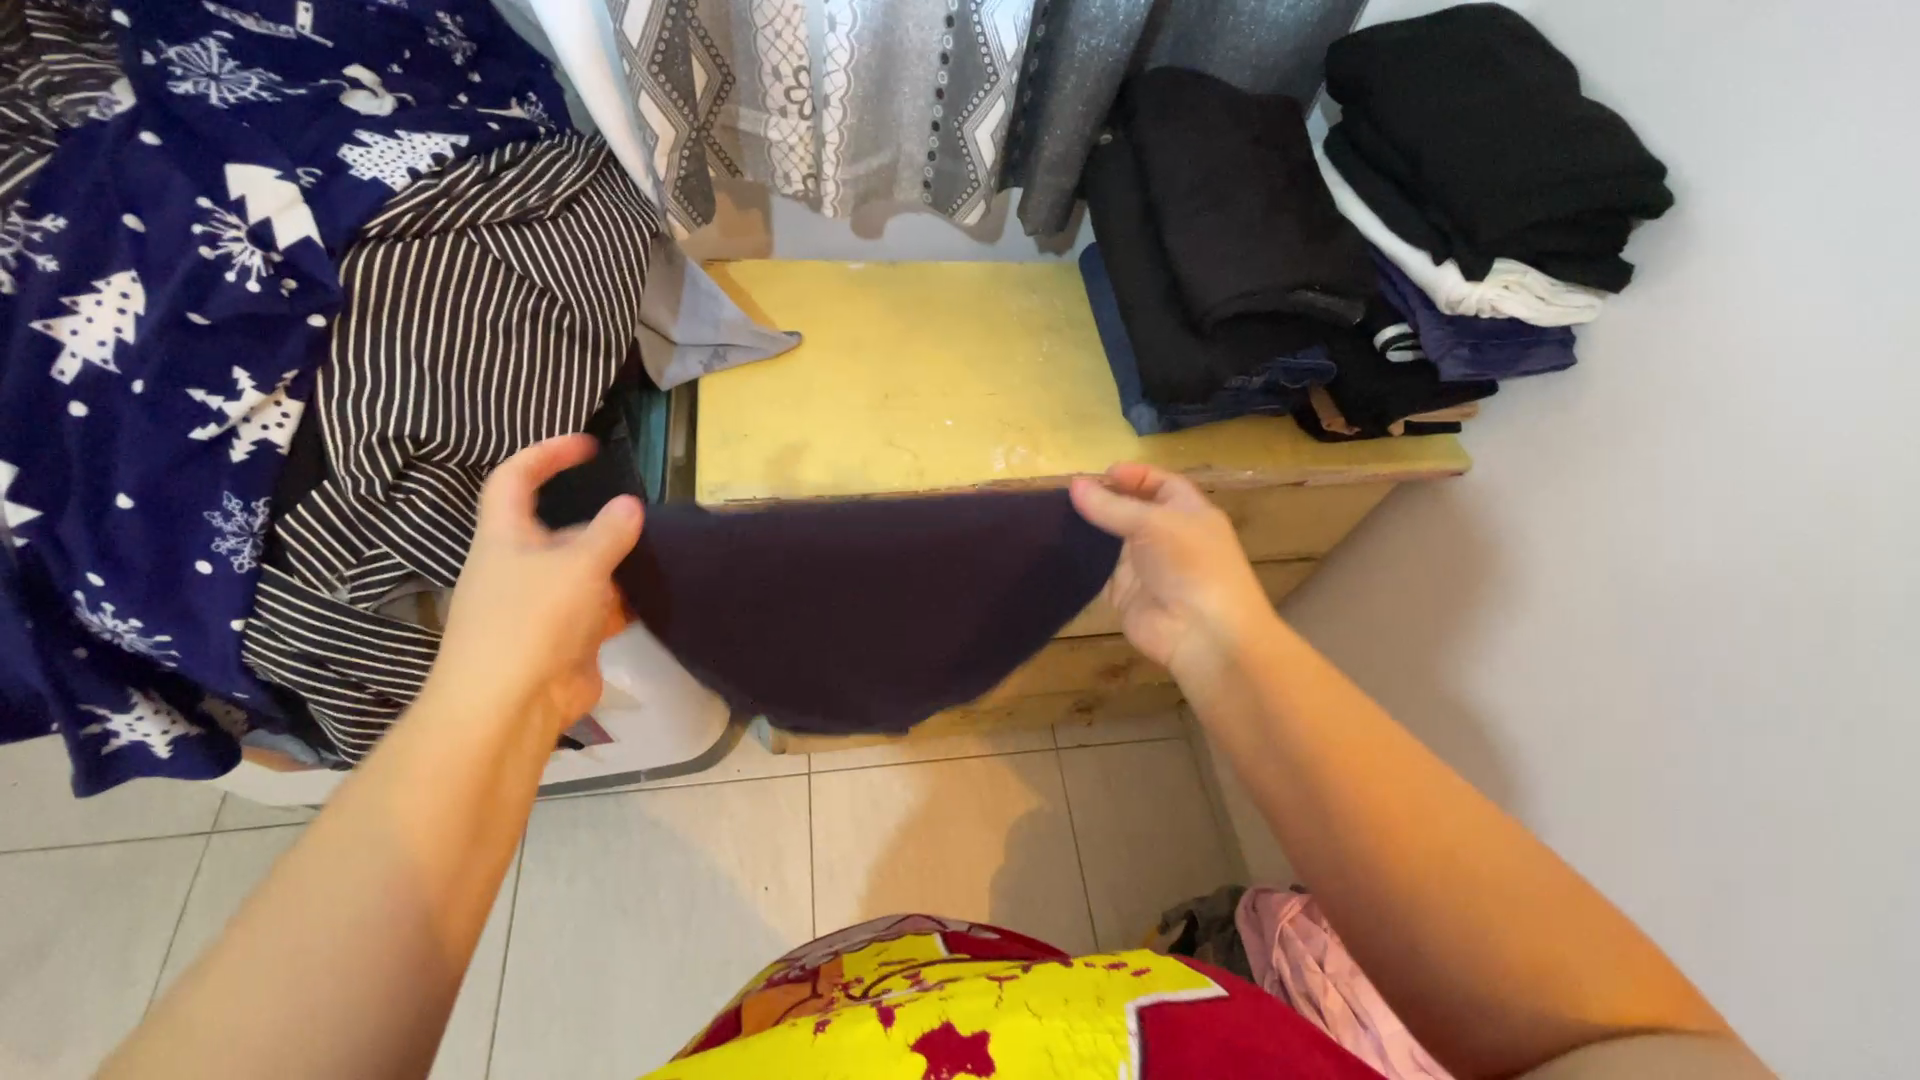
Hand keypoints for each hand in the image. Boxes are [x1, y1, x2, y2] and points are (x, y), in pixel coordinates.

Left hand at [421, 435, 642, 741]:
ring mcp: (544, 606)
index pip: (515, 479)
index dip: (546, 455)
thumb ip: (609, 533)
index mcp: (504, 538)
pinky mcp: (567, 639)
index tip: (588, 446)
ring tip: (662, 557)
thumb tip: (631, 506)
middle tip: (647, 521)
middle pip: (562, 530)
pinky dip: (626, 603)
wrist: (511, 707)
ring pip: (587, 572)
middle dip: (603, 524)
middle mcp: (520, 567)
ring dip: (619, 566)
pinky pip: (601, 610)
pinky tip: (659, 598)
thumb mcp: (576, 566)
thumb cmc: (531, 622)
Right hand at [1069, 464, 1277, 680]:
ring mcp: (1146, 567)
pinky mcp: (1125, 594)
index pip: (1161, 485)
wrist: (1203, 634)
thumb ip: (1112, 506)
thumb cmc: (1191, 565)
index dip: (1135, 476)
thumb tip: (1074, 484)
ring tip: (1054, 515)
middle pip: (1132, 512)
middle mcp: (1168, 537)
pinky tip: (1057, 547)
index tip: (1101, 474)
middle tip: (1067, 495)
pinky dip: (1082, 561)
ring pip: (1112, 542)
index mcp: (1189, 513)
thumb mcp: (1154, 524)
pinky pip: (1099, 572)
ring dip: (1089, 530)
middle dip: (1104, 502)